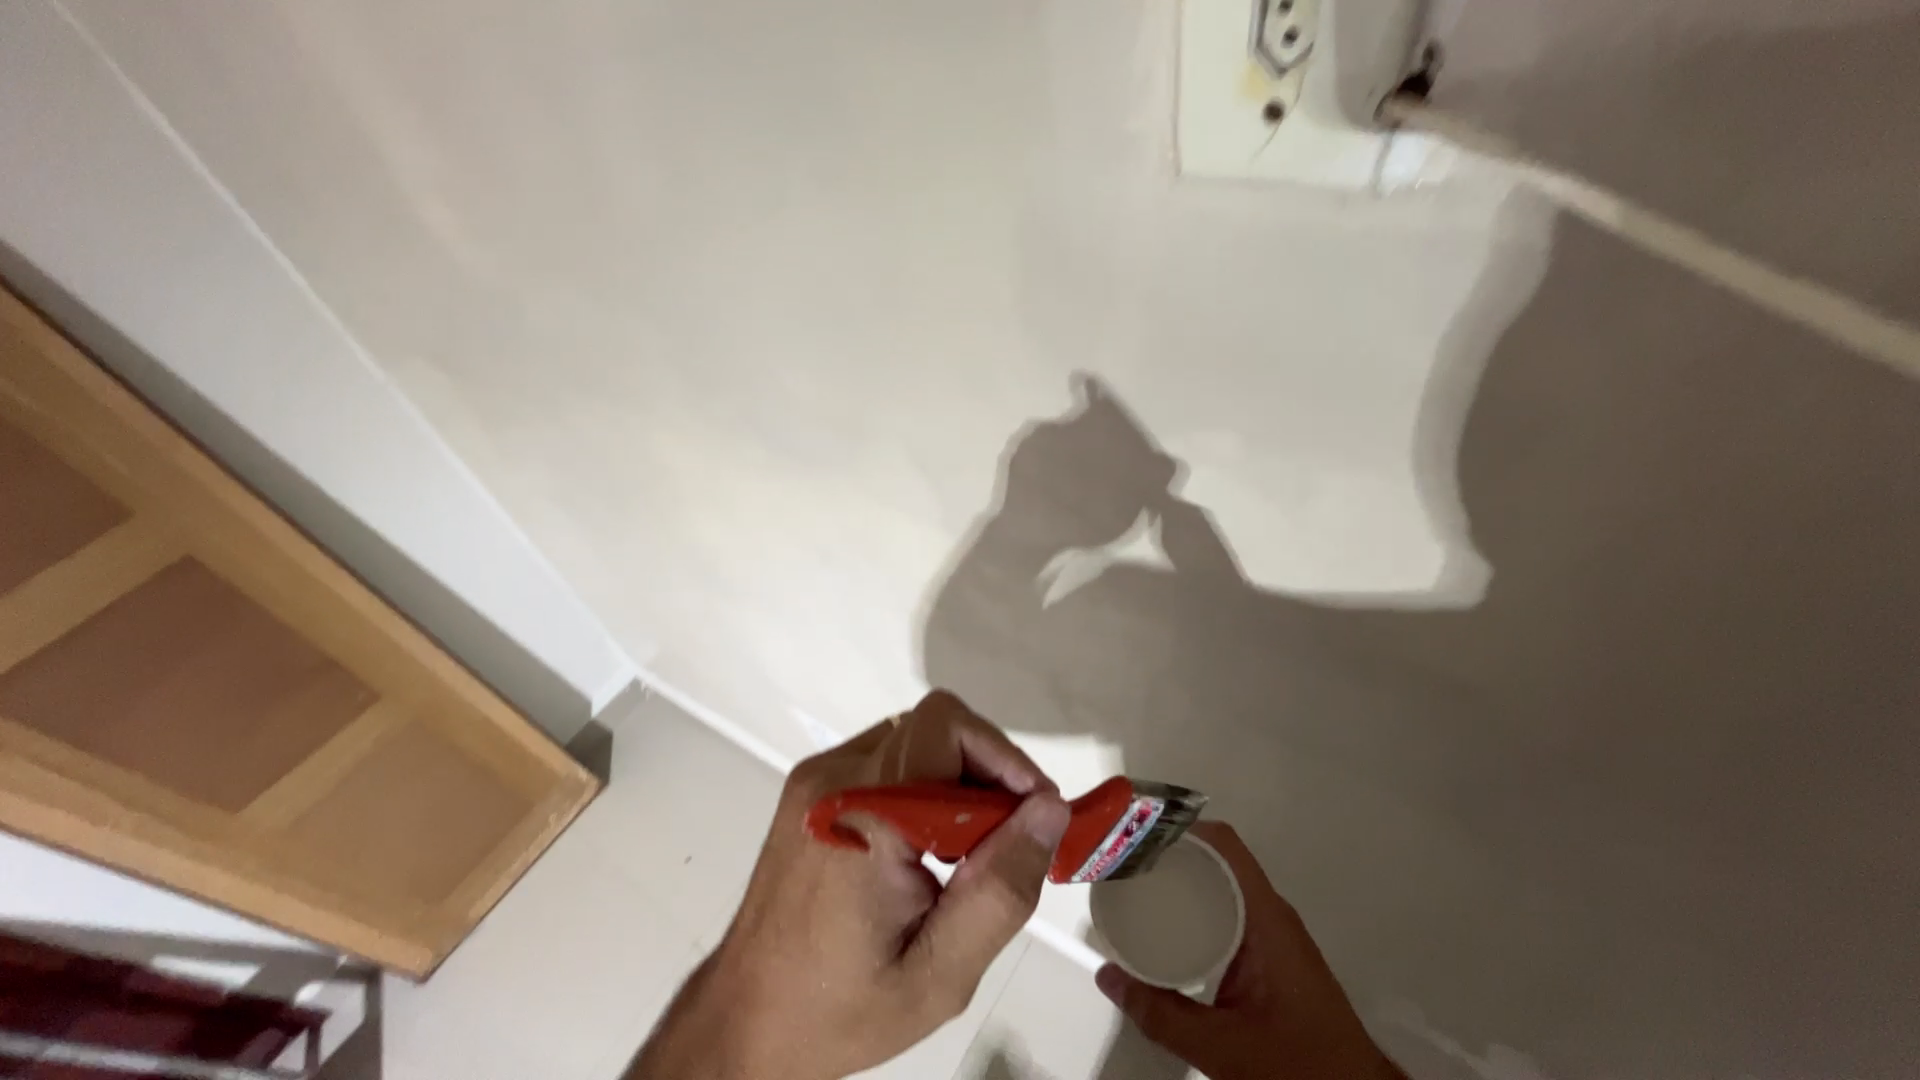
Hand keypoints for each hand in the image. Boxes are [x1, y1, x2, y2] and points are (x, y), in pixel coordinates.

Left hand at [629, 691, 1070, 1079]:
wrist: (744, 1020)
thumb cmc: (841, 1009)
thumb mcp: (939, 975)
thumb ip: (1000, 890)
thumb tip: (1049, 809)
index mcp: (866, 815)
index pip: (947, 727)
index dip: (1004, 760)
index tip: (1034, 818)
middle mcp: (835, 777)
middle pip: (936, 728)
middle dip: (987, 774)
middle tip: (1008, 842)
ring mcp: (816, 778)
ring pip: (915, 741)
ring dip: (956, 782)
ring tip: (968, 854)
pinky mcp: (808, 790)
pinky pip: (886, 759)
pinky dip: (921, 787)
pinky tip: (925, 848)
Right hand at [1096, 822, 1406, 1079]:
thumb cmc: (1299, 1063)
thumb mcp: (1223, 1046)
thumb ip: (1162, 1015)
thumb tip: (1106, 975)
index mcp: (1265, 918)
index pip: (1224, 846)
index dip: (1181, 829)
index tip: (1136, 834)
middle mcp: (1269, 914)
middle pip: (1215, 861)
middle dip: (1169, 855)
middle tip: (1121, 864)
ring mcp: (1271, 934)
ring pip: (1220, 887)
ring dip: (1179, 881)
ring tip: (1132, 890)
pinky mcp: (1268, 956)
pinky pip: (1225, 912)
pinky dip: (1192, 909)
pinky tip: (1163, 930)